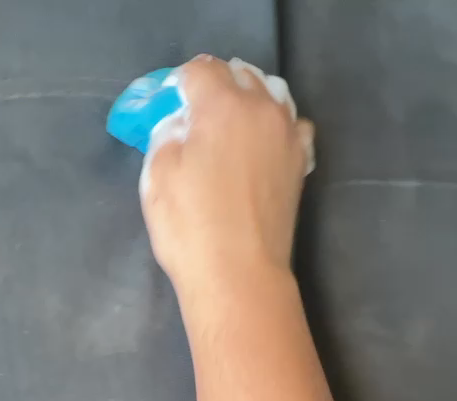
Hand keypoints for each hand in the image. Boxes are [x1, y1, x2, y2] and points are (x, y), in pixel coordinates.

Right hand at [141, 55, 313, 297]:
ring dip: (245, 104)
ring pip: (267, 96)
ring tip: (226, 131)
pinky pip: (289, 126)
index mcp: (222, 106)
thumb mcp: (156, 179)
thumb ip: (166, 137)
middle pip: (238, 77)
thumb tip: (180, 126)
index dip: (179, 86)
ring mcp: (287, 134)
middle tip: (192, 120)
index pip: (200, 71)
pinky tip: (259, 147)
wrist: (237, 274)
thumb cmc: (189, 228)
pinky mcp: (300, 161)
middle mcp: (261, 108)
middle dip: (214, 90)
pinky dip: (272, 127)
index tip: (167, 107)